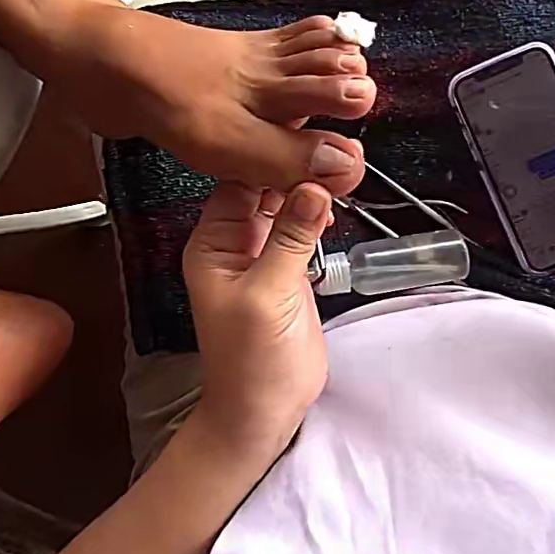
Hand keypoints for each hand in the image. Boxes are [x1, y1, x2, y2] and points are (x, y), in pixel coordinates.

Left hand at [181, 182, 332, 456]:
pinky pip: (299, 229)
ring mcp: (261, 254)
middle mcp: (233, 242)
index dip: (270, 161)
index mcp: (213, 242)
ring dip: (308, 192)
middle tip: (336, 156)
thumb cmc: (252, 358)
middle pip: (261, 190)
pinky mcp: (286, 269)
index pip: (238, 184)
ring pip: (283, 207)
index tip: (310, 143)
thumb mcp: (269, 294)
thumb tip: (314, 187)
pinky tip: (334, 207)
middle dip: (294, 173)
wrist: (265, 410)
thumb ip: (290, 238)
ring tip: (342, 174)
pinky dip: (316, 216)